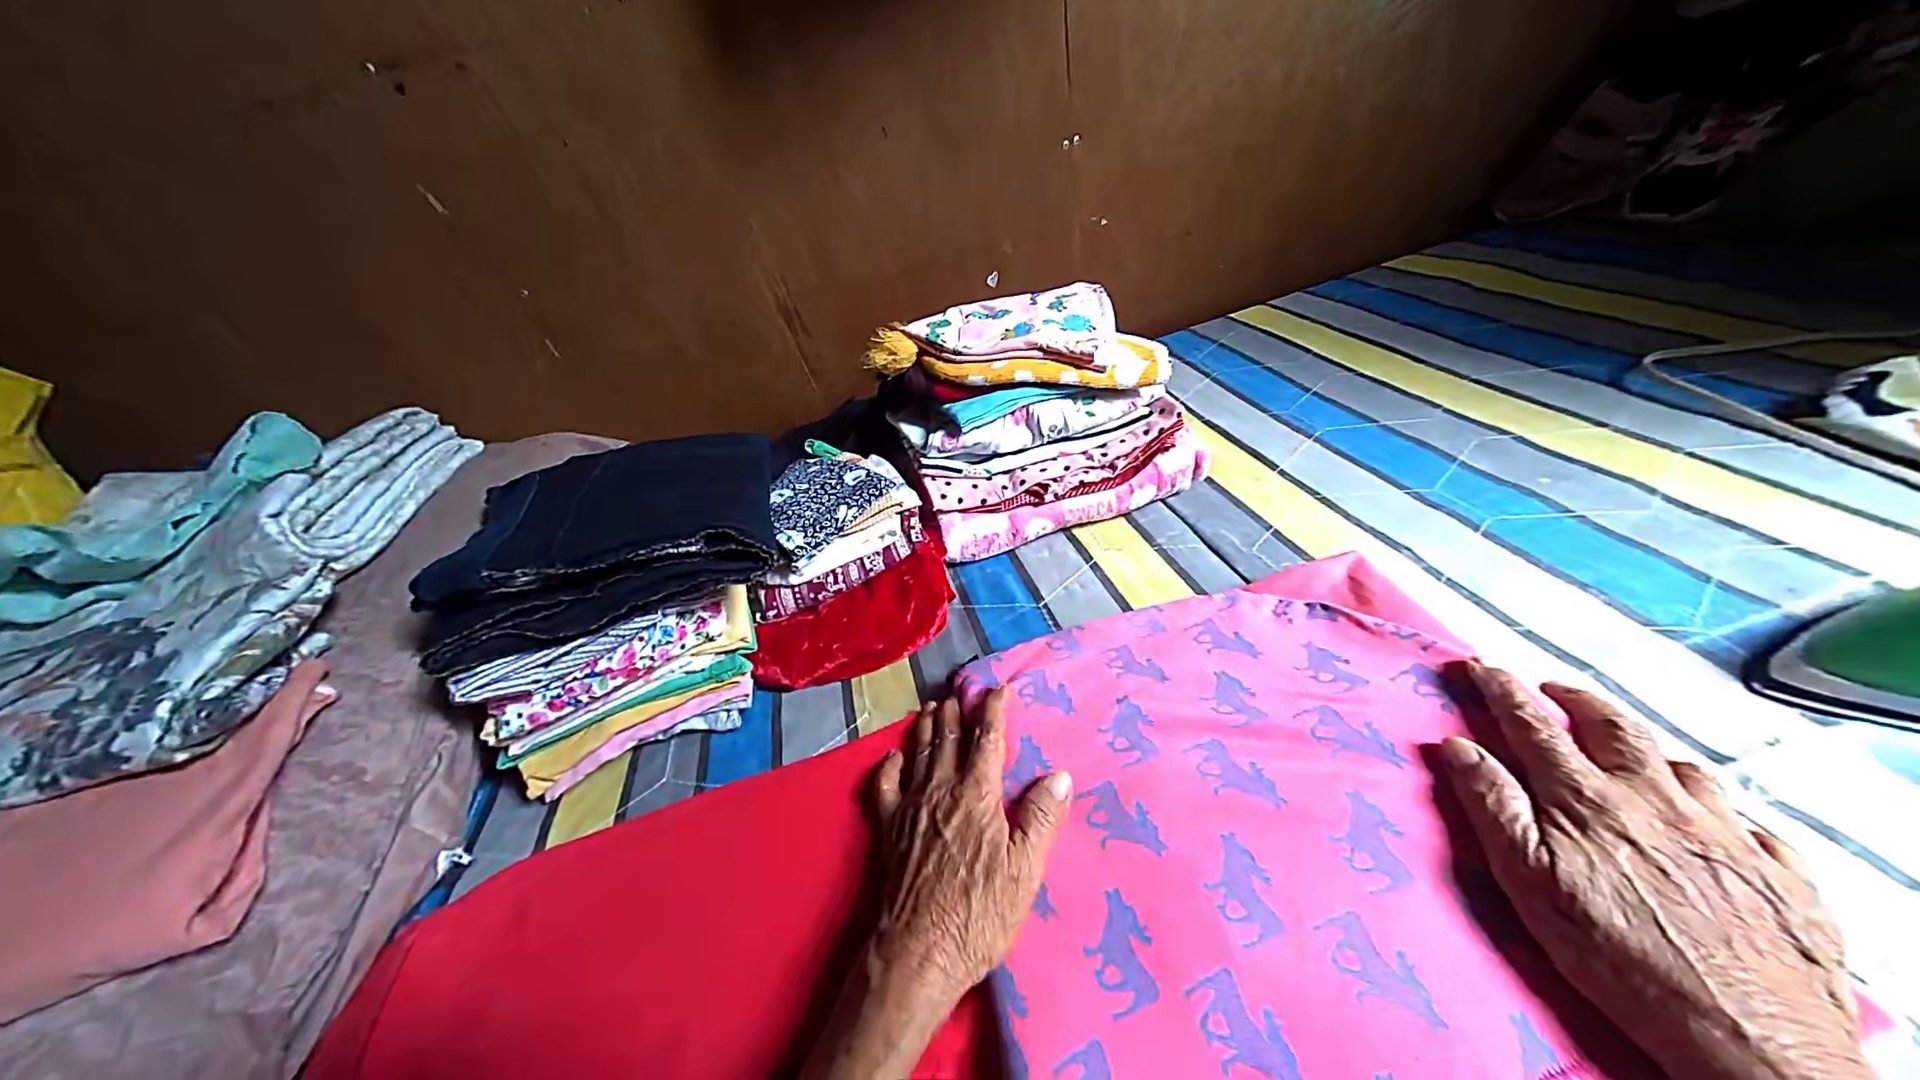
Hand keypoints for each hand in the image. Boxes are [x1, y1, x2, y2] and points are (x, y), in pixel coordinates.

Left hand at [869, 688, 1072, 999]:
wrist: (917, 951)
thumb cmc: (978, 914)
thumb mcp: (1024, 872)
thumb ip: (1040, 819)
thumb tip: (1059, 775)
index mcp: (977, 795)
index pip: (987, 740)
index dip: (994, 711)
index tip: (999, 689)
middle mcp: (941, 790)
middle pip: (948, 739)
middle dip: (956, 712)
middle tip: (960, 692)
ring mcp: (910, 807)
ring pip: (918, 754)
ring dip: (926, 727)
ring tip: (931, 708)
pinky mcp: (888, 828)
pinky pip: (886, 786)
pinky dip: (890, 766)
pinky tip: (892, 756)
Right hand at [1441, 663, 1868, 1079]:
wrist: (1747, 1041)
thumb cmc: (1613, 957)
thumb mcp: (1527, 880)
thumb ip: (1491, 805)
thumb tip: (1457, 746)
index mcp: (1587, 799)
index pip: (1533, 725)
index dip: (1501, 689)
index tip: (1478, 666)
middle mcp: (1656, 800)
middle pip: (1614, 727)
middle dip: (1576, 699)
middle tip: (1552, 689)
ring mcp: (1726, 834)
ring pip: (1682, 765)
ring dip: (1645, 747)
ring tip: (1628, 750)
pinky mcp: (1782, 875)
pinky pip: (1750, 821)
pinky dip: (1719, 807)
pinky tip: (1714, 821)